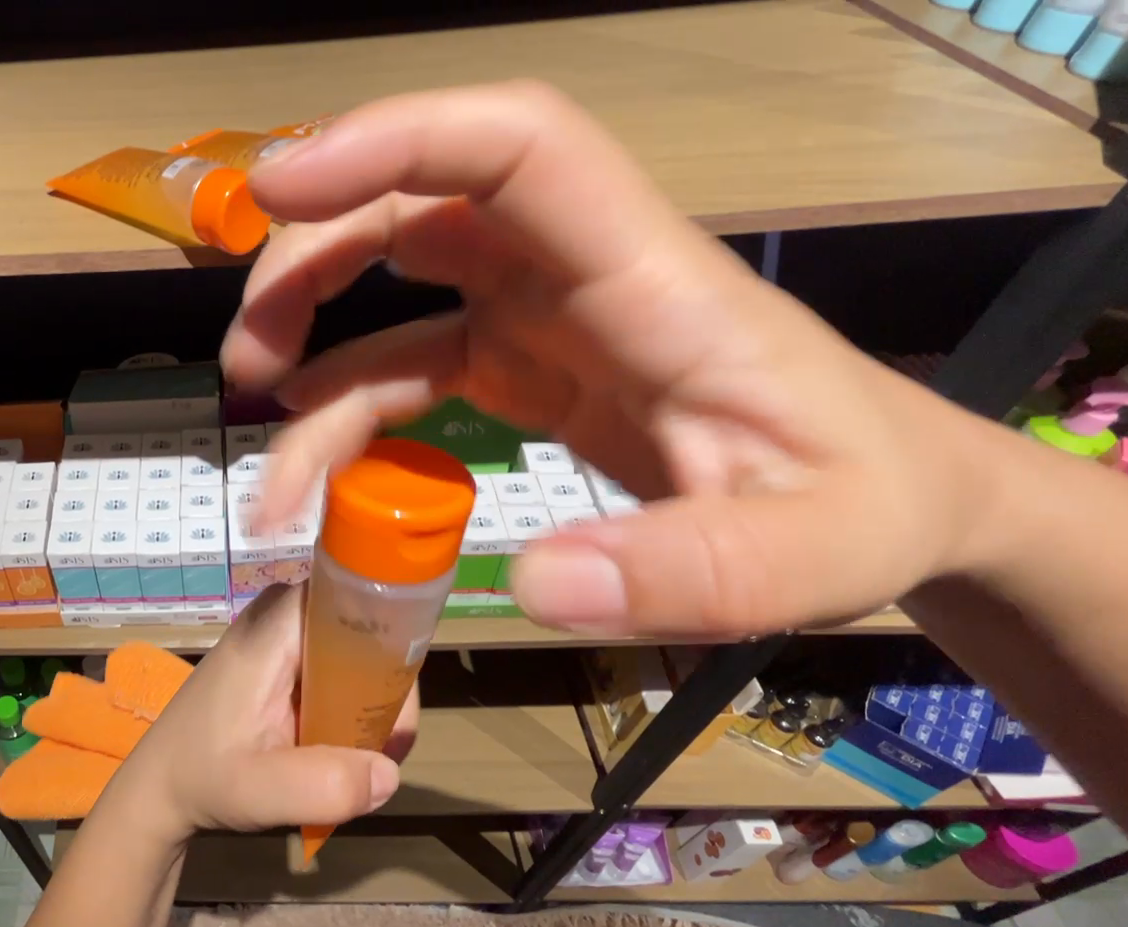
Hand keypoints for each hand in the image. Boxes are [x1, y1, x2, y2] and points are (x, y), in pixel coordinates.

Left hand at [98, 584, 417, 846]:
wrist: (160, 786)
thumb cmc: (200, 777)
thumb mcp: (257, 792)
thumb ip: (323, 785)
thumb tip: (390, 773)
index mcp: (276, 624)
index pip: (360, 598)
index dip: (393, 647)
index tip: (392, 711)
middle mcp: (284, 615)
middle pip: (367, 634)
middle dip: (383, 694)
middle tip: (377, 753)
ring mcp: (284, 635)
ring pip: (359, 658)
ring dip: (368, 710)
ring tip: (355, 763)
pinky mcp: (284, 660)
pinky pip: (340, 672)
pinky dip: (350, 712)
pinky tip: (338, 753)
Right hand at [222, 83, 991, 636]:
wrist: (879, 500)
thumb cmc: (855, 503)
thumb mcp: (806, 554)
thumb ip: (692, 571)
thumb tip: (541, 585)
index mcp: (642, 280)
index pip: (513, 149)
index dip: (393, 141)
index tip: (280, 184)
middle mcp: (576, 275)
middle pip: (419, 207)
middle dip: (313, 259)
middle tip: (248, 353)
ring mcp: (540, 317)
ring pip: (396, 277)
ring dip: (311, 323)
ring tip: (254, 395)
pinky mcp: (521, 365)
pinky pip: (409, 357)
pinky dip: (347, 398)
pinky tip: (308, 448)